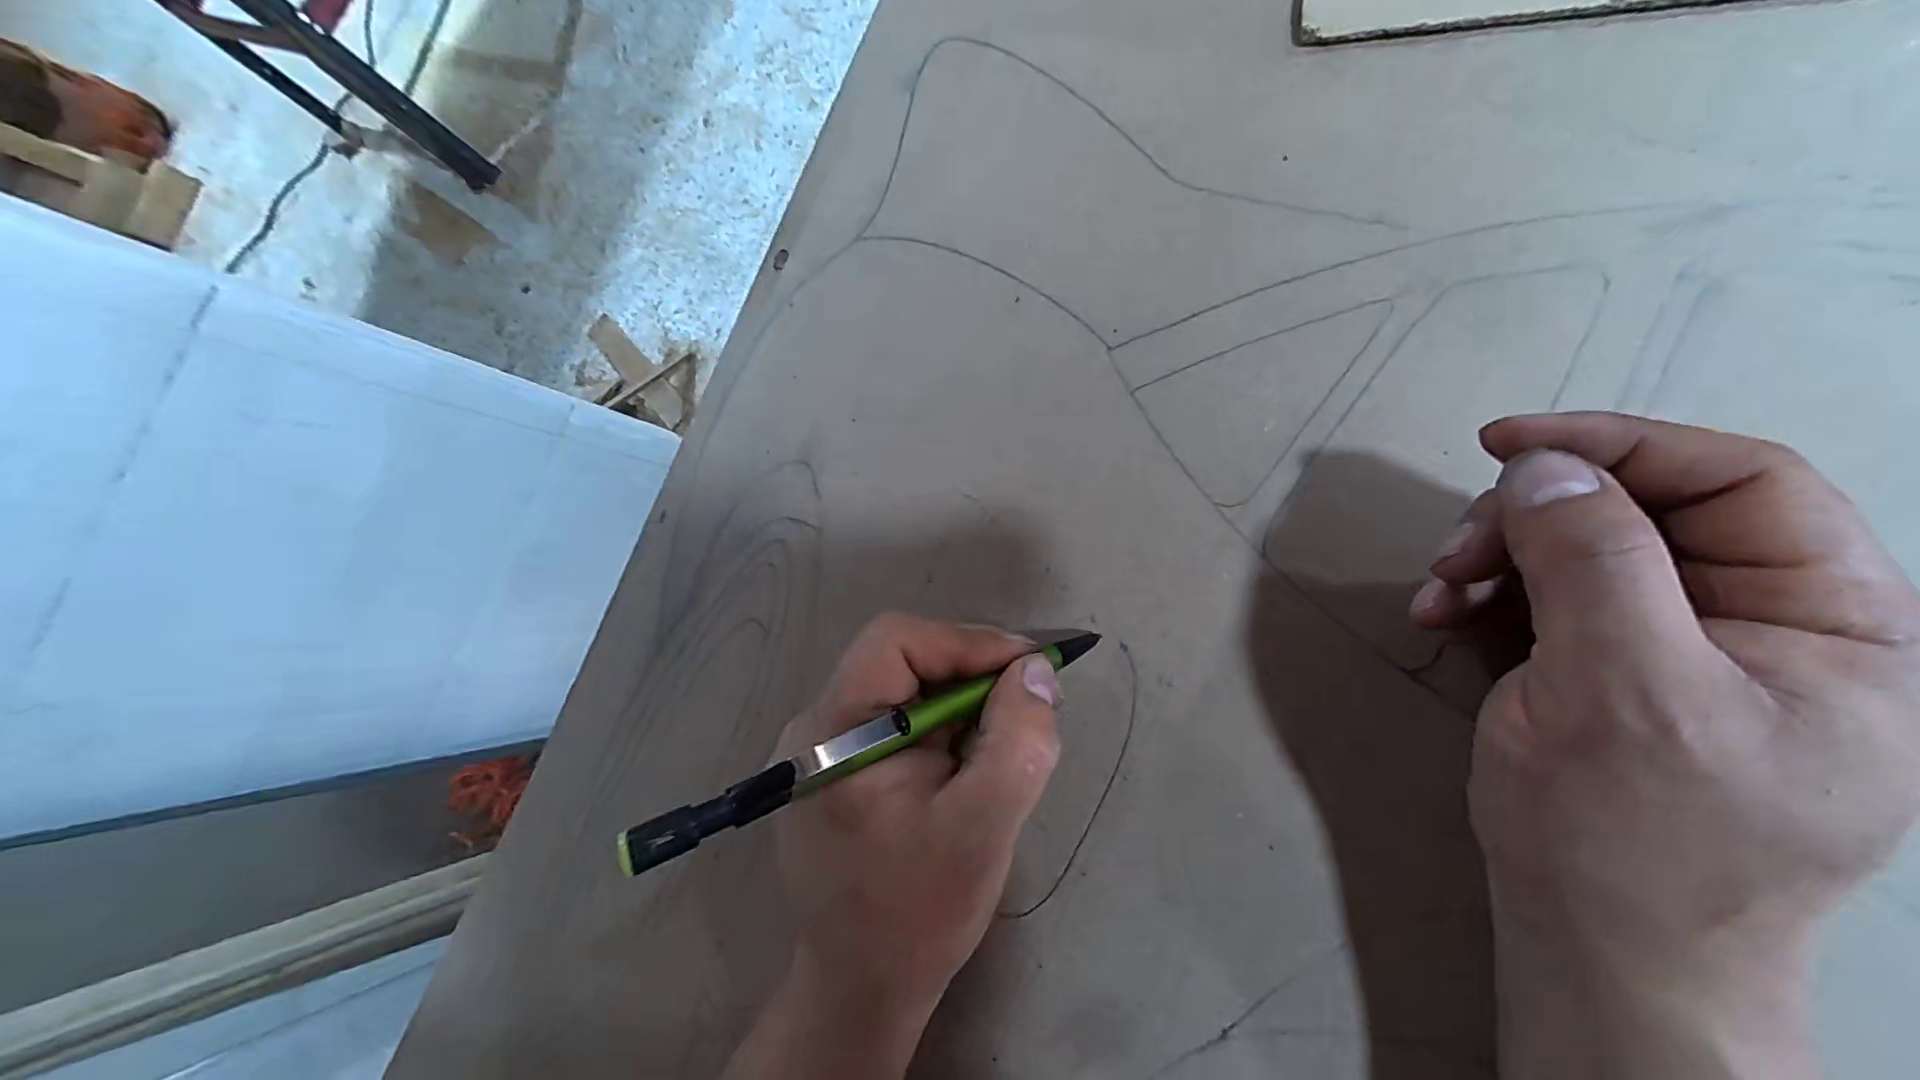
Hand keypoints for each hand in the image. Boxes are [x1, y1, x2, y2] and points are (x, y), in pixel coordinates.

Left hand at [721, 614, 1062, 1079]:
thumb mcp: (983, 827)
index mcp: (832, 733)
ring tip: (1005, 737)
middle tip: (1026, 700)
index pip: (896, 642)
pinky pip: (901, 719)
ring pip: (906, 689)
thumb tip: (1035, 671)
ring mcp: (825, 748)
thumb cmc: (918, 914)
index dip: (966, 642)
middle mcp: (816, 728)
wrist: (862, 988)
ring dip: (964, 701)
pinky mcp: (842, 767)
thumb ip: (1018, 742)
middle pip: (901, 660)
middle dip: (971, 672)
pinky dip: (947, 726)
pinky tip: (972, 761)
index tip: (1026, 668)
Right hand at [1413, 412, 1919, 1078]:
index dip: (1620, 443)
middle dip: (1529, 518)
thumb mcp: (1621, 689)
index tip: (1504, 442)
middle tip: (1453, 554)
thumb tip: (1541, 468)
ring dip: (1492, 557)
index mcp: (1822, 619)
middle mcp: (1749, 619)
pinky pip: (1537, 595)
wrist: (1597, 944)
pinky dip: (1482, 595)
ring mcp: (1663, 643)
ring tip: (1436, 596)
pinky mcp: (1593, 664)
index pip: (1738, 480)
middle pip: (1637, 512)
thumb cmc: (1633, 833)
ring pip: (1572, 550)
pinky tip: (1442, 619)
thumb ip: (1592, 564)